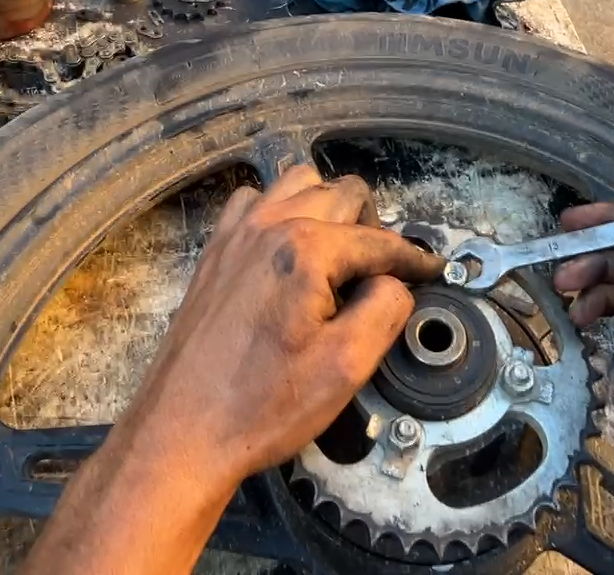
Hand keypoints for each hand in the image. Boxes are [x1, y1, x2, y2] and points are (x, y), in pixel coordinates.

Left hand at [26, 167, 442, 574]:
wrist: (181, 432)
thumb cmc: (263, 405)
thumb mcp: (347, 366)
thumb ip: (386, 308)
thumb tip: (393, 281)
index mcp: (306, 249)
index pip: (378, 239)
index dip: (412, 256)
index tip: (432, 268)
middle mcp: (271, 225)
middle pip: (344, 193)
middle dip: (373, 225)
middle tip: (382, 267)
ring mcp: (238, 231)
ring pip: (300, 181)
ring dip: (328, 205)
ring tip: (339, 249)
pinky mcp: (216, 248)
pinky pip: (256, 200)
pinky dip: (280, 209)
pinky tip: (286, 246)